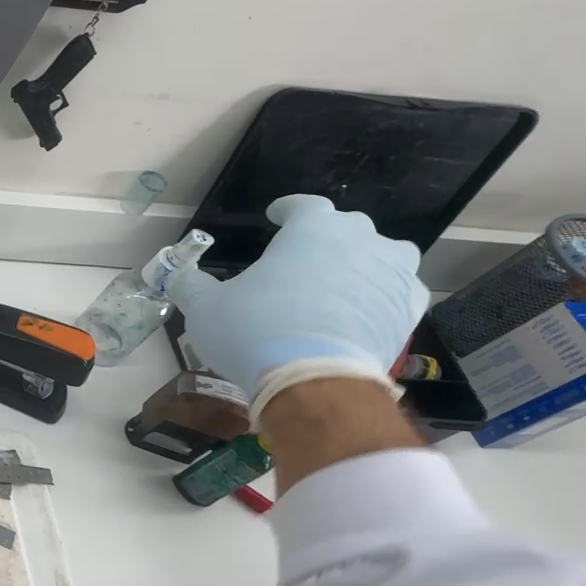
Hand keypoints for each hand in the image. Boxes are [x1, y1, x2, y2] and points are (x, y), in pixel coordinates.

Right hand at [167, 195, 429, 415]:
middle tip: (300, 257)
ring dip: (358, 263)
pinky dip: (375, 295)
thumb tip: (178, 276)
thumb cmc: (254, 332)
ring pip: (380, 256)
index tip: (277, 214)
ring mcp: (392, 273)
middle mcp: (361, 241)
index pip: (304, 205)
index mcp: (312, 230)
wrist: (315, 380)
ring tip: (336, 283)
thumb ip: (192, 286)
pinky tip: (357, 312)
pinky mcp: (407, 308)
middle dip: (323, 238)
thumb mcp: (205, 309)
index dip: (288, 209)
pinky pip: (392, 291)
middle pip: (345, 227)